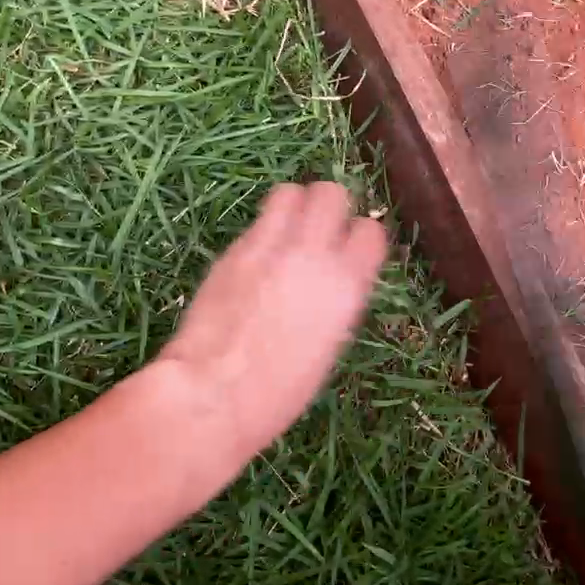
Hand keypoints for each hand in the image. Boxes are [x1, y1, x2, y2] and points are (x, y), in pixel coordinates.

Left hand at [154, 182, 388, 462]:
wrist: (214, 391)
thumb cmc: (278, 392)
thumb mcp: (327, 346)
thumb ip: (334, 299)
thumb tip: (331, 279)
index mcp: (346, 286)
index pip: (370, 231)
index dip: (360, 236)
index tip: (351, 246)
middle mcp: (312, 255)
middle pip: (331, 193)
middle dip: (329, 204)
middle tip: (319, 225)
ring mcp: (270, 246)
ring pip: (290, 192)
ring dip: (294, 204)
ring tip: (288, 227)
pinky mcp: (235, 249)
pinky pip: (258, 221)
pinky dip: (264, 229)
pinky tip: (259, 254)